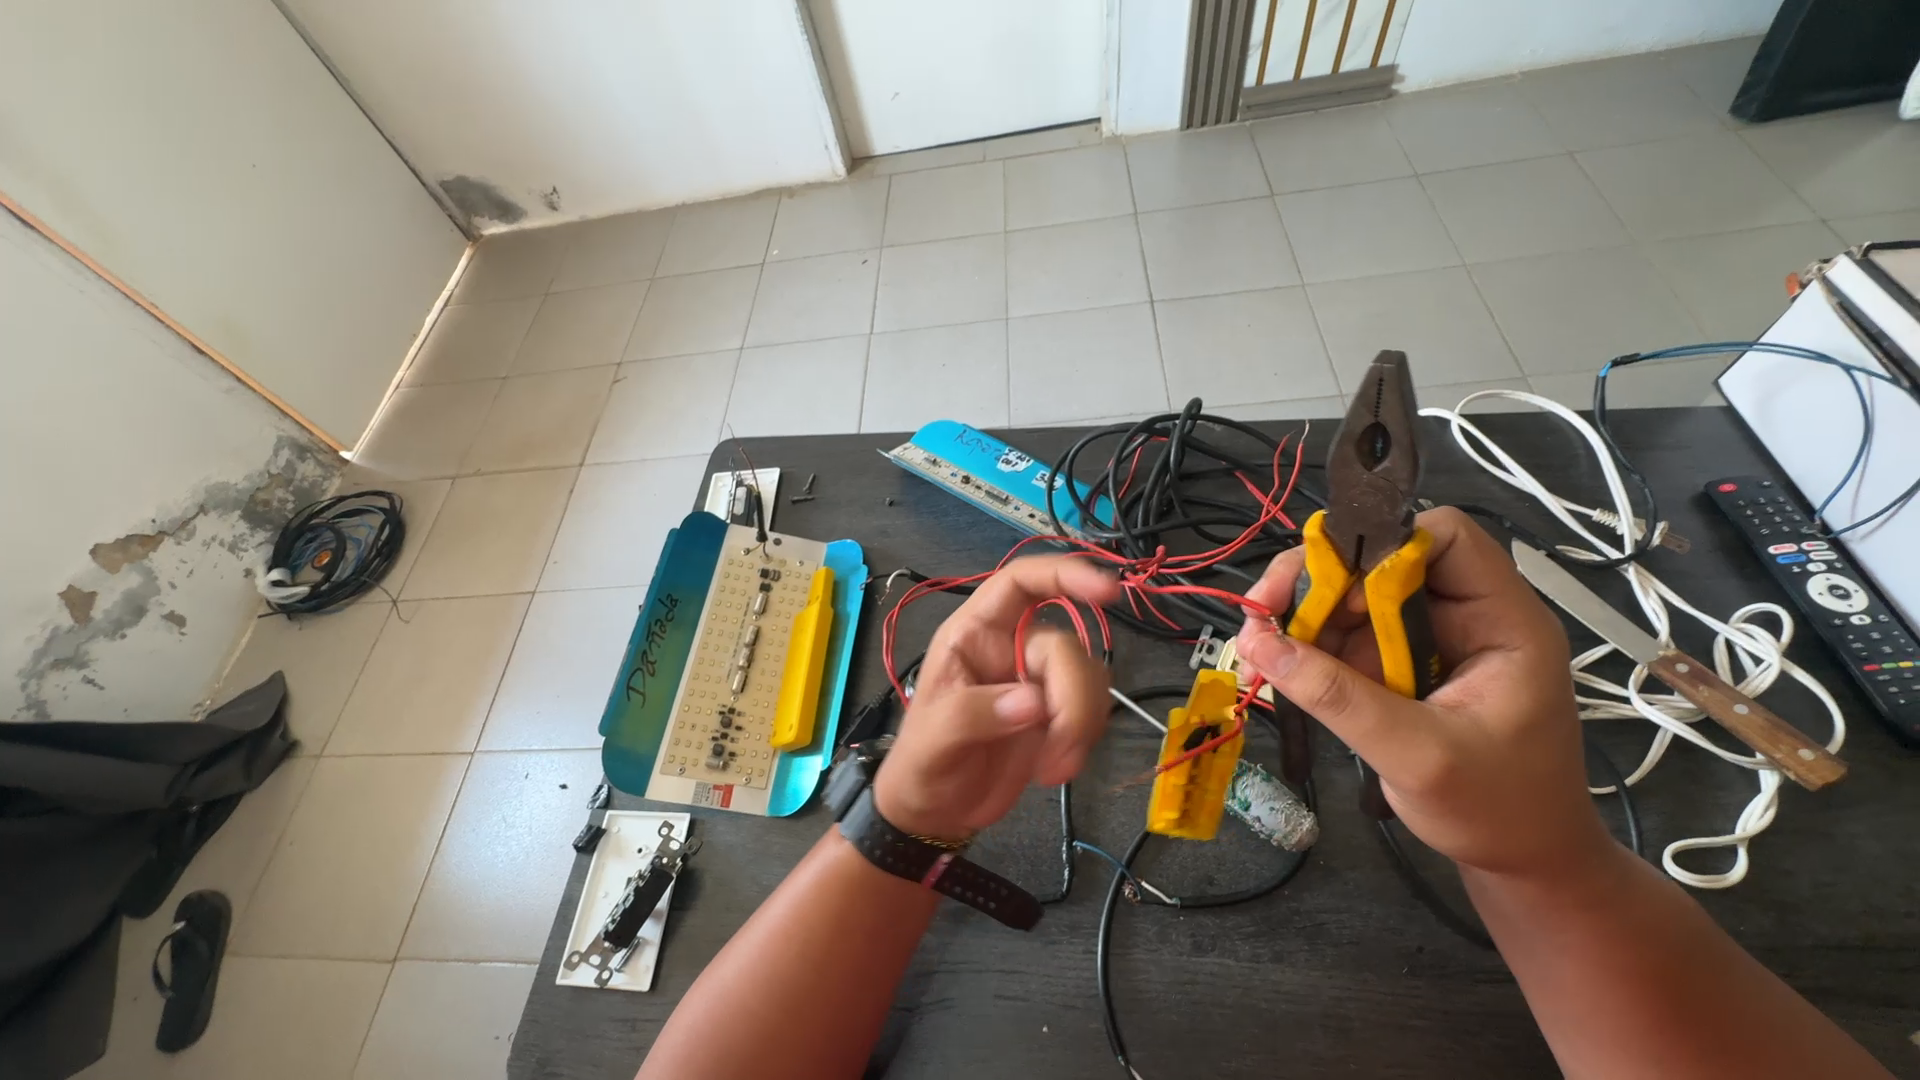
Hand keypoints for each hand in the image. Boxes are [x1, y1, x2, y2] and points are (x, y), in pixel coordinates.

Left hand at [872, 556, 1120, 841]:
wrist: (936, 814)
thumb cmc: (920, 766)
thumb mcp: (932, 741)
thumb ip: (973, 716)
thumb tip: (1034, 702)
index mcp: (973, 635)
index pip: (1019, 583)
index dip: (1062, 574)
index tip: (1106, 591)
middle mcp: (1010, 648)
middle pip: (1064, 647)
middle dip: (1072, 698)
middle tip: (1059, 752)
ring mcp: (1038, 680)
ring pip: (1088, 677)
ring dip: (1081, 723)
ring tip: (1052, 767)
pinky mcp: (1058, 714)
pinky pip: (1093, 708)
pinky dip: (1086, 737)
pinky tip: (1055, 767)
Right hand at [1234, 507, 1612, 877]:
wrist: (1524, 863)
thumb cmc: (1497, 811)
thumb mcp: (1417, 755)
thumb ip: (1338, 696)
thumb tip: (1258, 642)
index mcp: (1502, 620)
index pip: (1445, 537)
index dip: (1381, 542)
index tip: (1324, 589)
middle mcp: (1463, 615)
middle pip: (1380, 560)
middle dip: (1317, 583)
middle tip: (1263, 615)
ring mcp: (1427, 639)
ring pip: (1352, 596)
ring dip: (1300, 618)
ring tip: (1258, 651)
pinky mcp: (1400, 664)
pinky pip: (1344, 635)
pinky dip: (1306, 648)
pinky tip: (1276, 669)